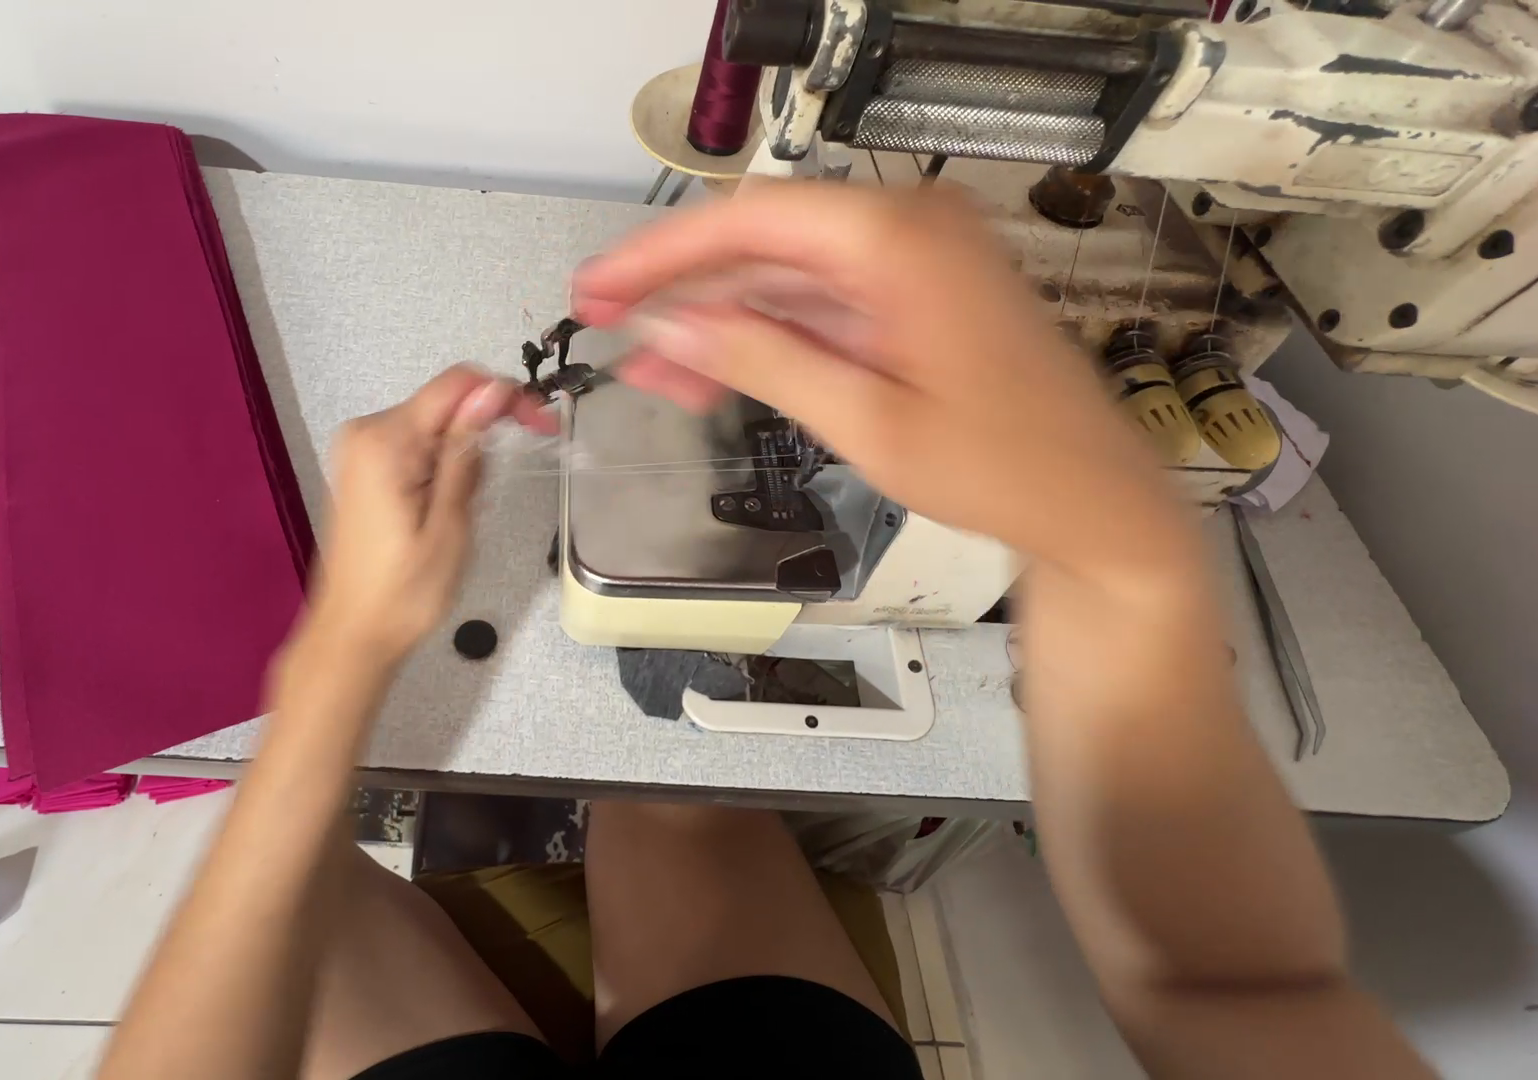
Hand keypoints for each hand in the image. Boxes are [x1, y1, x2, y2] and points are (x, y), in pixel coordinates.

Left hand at [298, 366, 533, 660]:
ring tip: (459, 516)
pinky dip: (441, 469)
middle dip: (482, 436)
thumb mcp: (449, 524)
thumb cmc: (405, 593)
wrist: (352, 635)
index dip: (506, 395)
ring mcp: (360, 450)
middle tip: (488, 497)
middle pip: (445, 404)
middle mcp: (366, 432)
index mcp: (385, 440)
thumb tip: (493, 391)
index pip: (457, 384)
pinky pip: (416, 448)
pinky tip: (441, 511)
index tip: (543, 427)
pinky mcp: (363, 469)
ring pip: (434, 428)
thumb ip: (466, 452)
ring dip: (462, 460)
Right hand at [571, 182, 1197, 584]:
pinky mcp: (900, 309)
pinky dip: (755, 344)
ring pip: (775, 285)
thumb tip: (674, 328)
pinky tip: (703, 374)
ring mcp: (903, 274)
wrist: (1087, 505)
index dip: (660, 255)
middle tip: (606, 319)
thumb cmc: (1007, 464)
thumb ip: (762, 360)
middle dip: (675, 290)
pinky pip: (807, 314)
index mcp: (901, 243)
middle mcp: (903, 239)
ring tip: (644, 368)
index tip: (603, 286)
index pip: (748, 222)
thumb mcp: (864, 417)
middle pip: (756, 247)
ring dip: (708, 326)